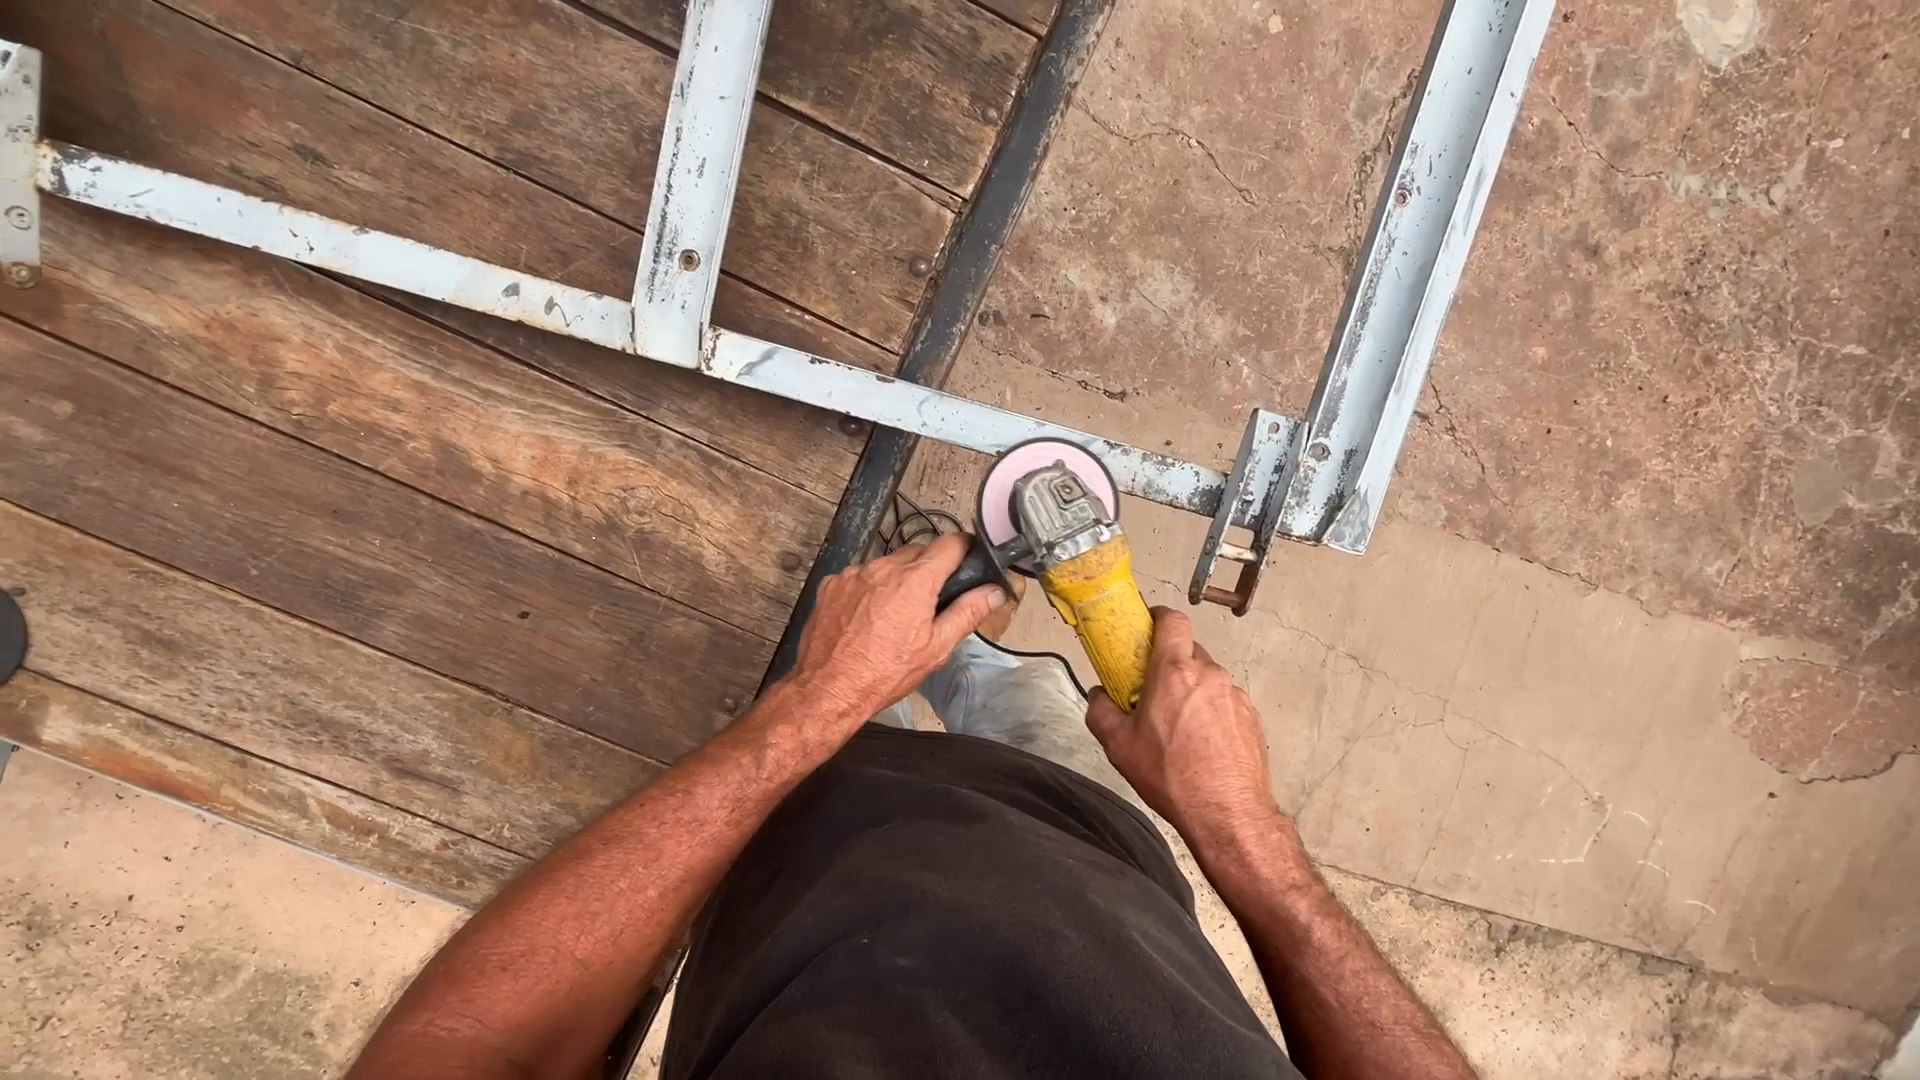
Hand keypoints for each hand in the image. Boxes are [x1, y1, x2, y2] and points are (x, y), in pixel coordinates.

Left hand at [789, 532, 1005, 720]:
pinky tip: (867, 618)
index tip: (967, 557)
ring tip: (894, 615)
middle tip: (930, 601)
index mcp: (915, 581)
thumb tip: (994, 592)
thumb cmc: (884, 673)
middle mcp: (883, 568)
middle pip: (917, 552)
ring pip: (886, 564)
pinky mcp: (832, 584)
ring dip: (896, 580)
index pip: (950, 544)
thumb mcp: (936, 648)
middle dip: (928, 570)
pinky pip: (859, 576)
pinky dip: (868, 589)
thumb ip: (968, 613)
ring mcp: (854, 574)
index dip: (964, 548)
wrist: (829, 688)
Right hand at [1085, 608, 1280, 845]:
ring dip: (1191, 691)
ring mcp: (1235, 695)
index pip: (1172, 620)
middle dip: (1169, 664)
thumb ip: (1100, 712)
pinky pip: (1225, 702)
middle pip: (1188, 651)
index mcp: (1175, 672)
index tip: (1147, 627)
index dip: (1159, 617)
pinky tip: (1202, 743)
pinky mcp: (1252, 717)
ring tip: (1178, 726)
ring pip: (1207, 678)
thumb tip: (1098, 696)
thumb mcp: (1118, 746)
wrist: (1228, 814)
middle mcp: (1209, 675)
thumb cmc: (1172, 777)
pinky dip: (1211, 712)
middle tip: (1153, 692)